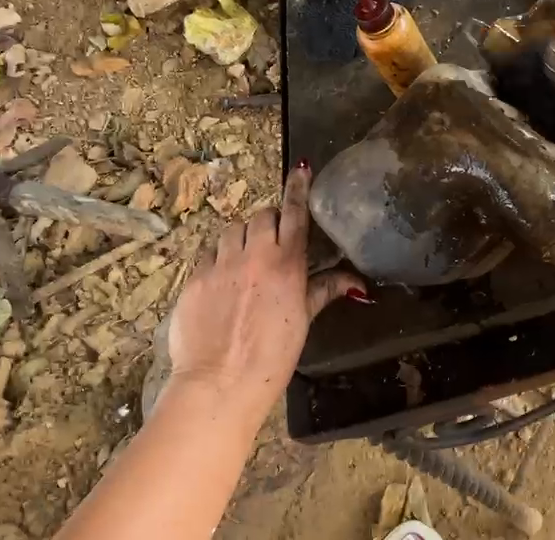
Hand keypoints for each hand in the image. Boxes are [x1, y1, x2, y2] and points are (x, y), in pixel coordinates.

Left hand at [161, 164, 364, 416]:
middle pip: (263, 215)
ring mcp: (221, 265)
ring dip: (242, 237)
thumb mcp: (304, 320)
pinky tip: (222, 281)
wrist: (219, 385)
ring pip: (233, 230)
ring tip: (245, 260)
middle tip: (272, 242)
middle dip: (269, 222)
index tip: (301, 169)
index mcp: (287, 263)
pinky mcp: (195, 279)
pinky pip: (208, 254)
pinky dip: (217, 259)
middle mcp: (254, 255)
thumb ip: (326, 290)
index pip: (295, 212)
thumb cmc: (272, 356)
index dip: (298, 188)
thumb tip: (359, 284)